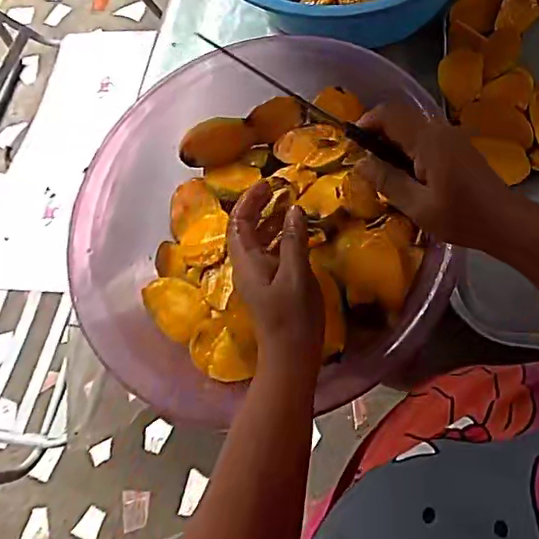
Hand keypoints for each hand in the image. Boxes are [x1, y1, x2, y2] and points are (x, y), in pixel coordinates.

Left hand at [227, 182, 324, 377]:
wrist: (291, 356)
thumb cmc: (292, 316)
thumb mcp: (296, 274)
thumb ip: (294, 240)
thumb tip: (294, 209)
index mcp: (247, 261)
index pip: (238, 222)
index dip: (249, 200)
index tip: (268, 183)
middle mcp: (247, 266)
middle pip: (246, 228)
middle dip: (260, 206)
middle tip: (281, 189)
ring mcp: (259, 276)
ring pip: (260, 240)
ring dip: (273, 220)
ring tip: (293, 205)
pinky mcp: (271, 285)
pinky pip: (272, 252)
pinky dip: (282, 237)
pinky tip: (300, 233)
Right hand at [353, 103, 529, 253]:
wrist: (506, 221)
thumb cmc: (462, 217)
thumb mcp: (418, 206)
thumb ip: (387, 181)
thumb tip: (360, 163)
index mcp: (428, 140)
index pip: (389, 114)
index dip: (367, 121)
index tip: (352, 143)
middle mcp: (440, 130)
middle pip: (401, 115)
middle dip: (378, 131)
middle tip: (364, 159)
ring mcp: (451, 137)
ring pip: (413, 125)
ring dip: (393, 139)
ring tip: (381, 168)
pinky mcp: (458, 147)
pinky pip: (426, 136)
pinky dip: (409, 146)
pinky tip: (406, 172)